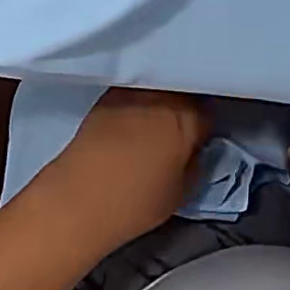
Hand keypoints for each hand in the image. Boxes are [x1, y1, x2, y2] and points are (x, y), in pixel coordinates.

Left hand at [37, 88, 208, 247]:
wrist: (80, 195)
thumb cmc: (136, 201)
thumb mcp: (180, 193)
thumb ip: (195, 165)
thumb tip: (195, 152)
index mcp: (187, 118)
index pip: (208, 112)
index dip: (205, 126)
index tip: (201, 138)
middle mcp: (163, 96)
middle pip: (184, 93)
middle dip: (186, 107)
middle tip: (181, 131)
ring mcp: (134, 91)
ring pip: (159, 88)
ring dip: (162, 101)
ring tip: (156, 123)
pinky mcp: (109, 94)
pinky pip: (135, 90)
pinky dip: (139, 100)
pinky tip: (133, 119)